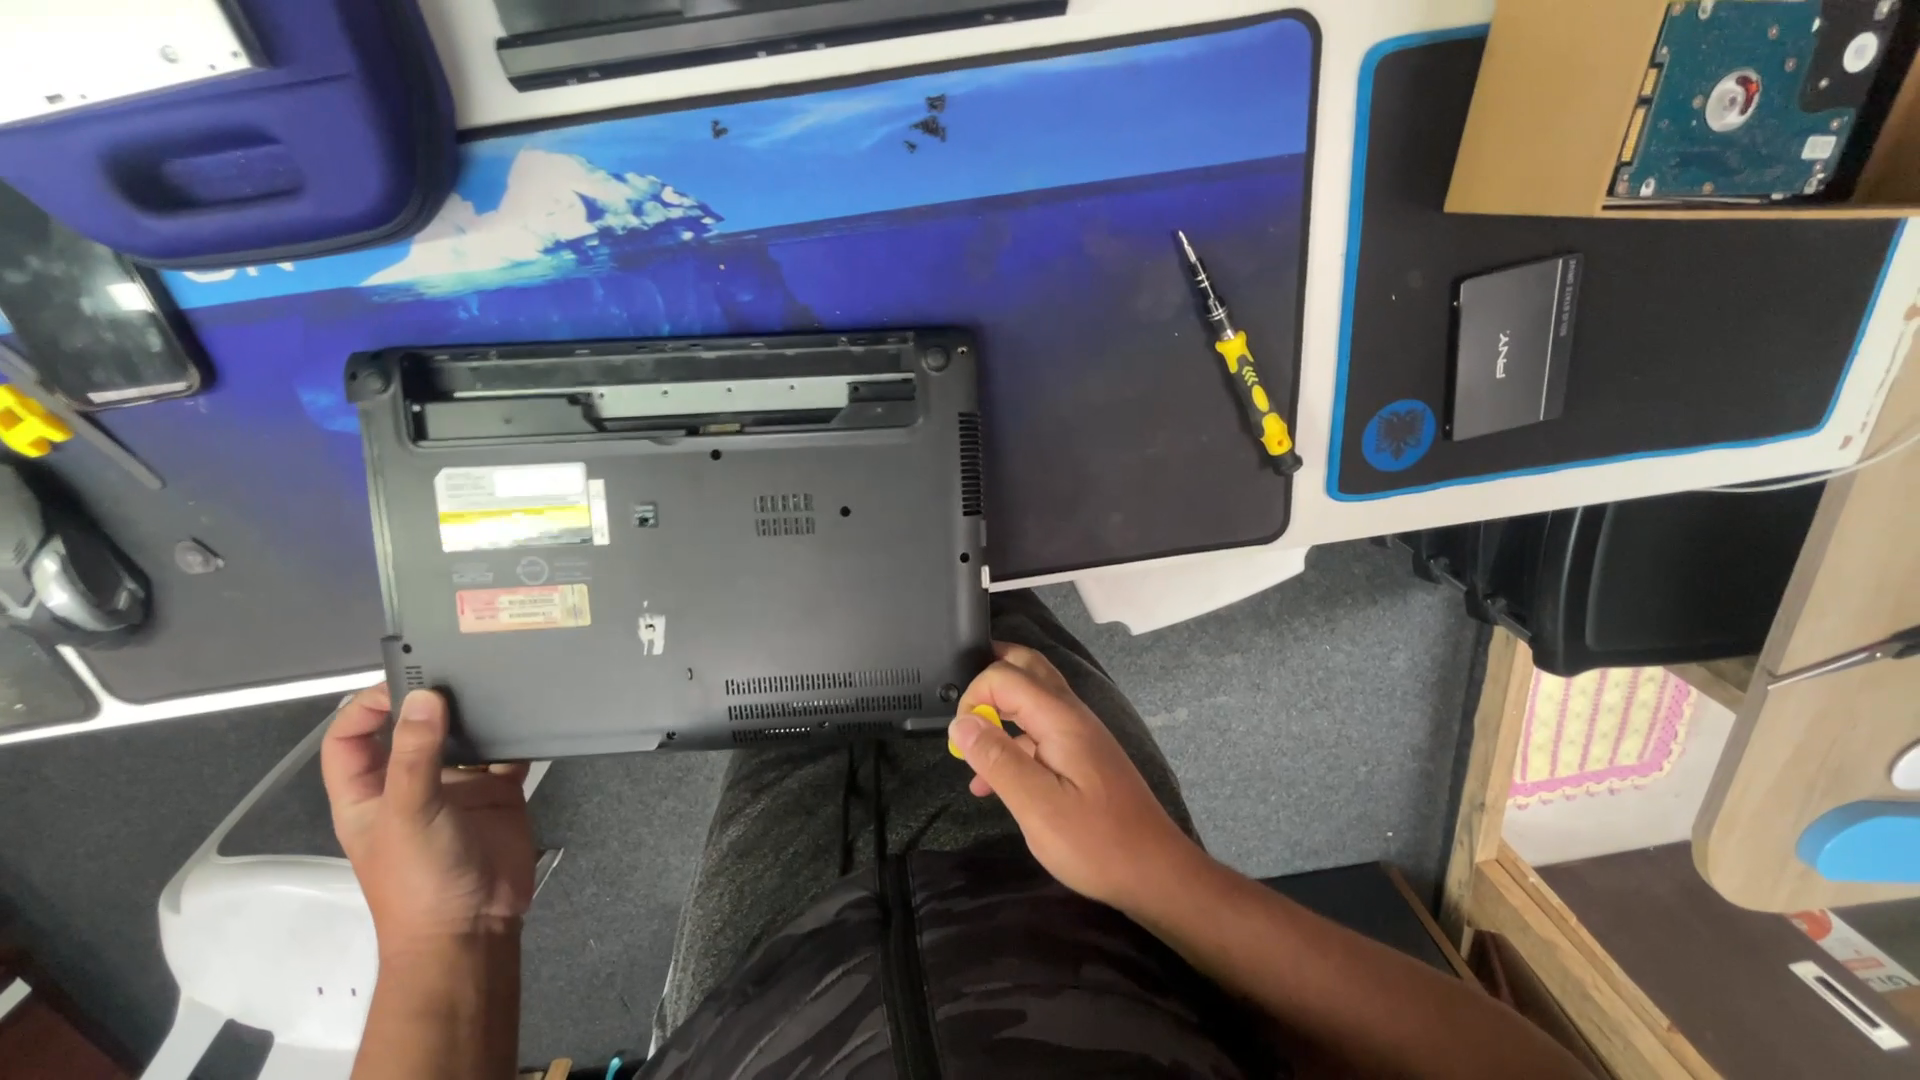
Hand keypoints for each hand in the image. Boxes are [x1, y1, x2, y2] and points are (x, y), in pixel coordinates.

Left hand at [321, 685, 535, 951]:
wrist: (473, 927)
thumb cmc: (419, 877)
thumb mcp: (407, 814)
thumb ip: (415, 757)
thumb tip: (426, 697)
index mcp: (369, 792)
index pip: (352, 738)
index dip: (367, 707)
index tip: (407, 682)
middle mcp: (411, 783)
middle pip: (414, 730)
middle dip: (432, 701)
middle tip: (462, 668)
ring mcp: (458, 788)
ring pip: (464, 738)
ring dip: (477, 714)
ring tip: (498, 682)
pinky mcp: (498, 793)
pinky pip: (506, 754)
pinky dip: (517, 735)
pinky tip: (529, 713)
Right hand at [948, 643, 1204, 911]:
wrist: (1154, 872)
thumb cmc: (1096, 842)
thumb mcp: (1037, 806)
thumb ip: (997, 760)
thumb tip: (961, 723)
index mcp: (1061, 720)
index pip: (1006, 676)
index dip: (975, 695)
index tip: (961, 739)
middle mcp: (1072, 716)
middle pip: (1028, 668)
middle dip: (990, 674)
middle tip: (960, 699)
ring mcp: (1080, 735)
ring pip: (1034, 697)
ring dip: (999, 708)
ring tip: (968, 743)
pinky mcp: (1082, 757)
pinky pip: (1040, 732)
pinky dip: (1013, 742)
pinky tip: (991, 782)